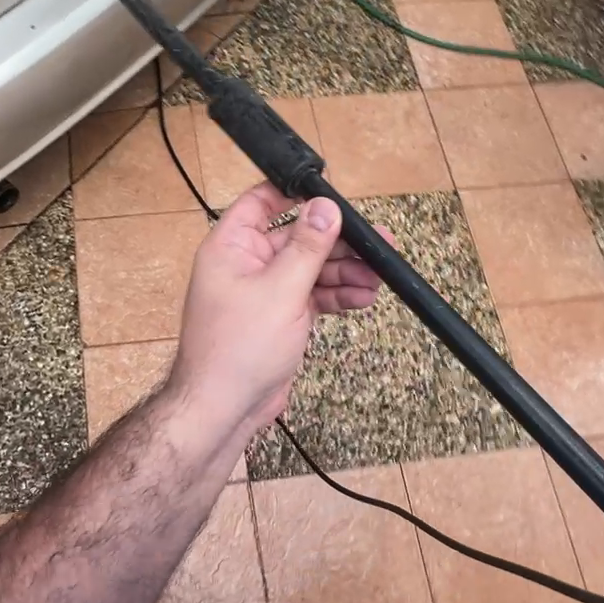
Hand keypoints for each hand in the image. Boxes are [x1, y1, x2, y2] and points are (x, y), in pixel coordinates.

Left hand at [168, 183, 386, 431]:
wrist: (225, 408)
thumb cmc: (238, 347)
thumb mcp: (281, 290)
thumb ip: (308, 247)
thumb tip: (326, 207)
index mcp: (232, 246)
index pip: (261, 202)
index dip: (294, 194)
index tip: (331, 195)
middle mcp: (246, 263)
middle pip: (297, 238)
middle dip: (337, 243)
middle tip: (378, 243)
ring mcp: (264, 292)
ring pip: (310, 269)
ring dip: (344, 272)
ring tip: (379, 277)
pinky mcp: (280, 317)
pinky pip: (312, 295)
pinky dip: (337, 296)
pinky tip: (364, 297)